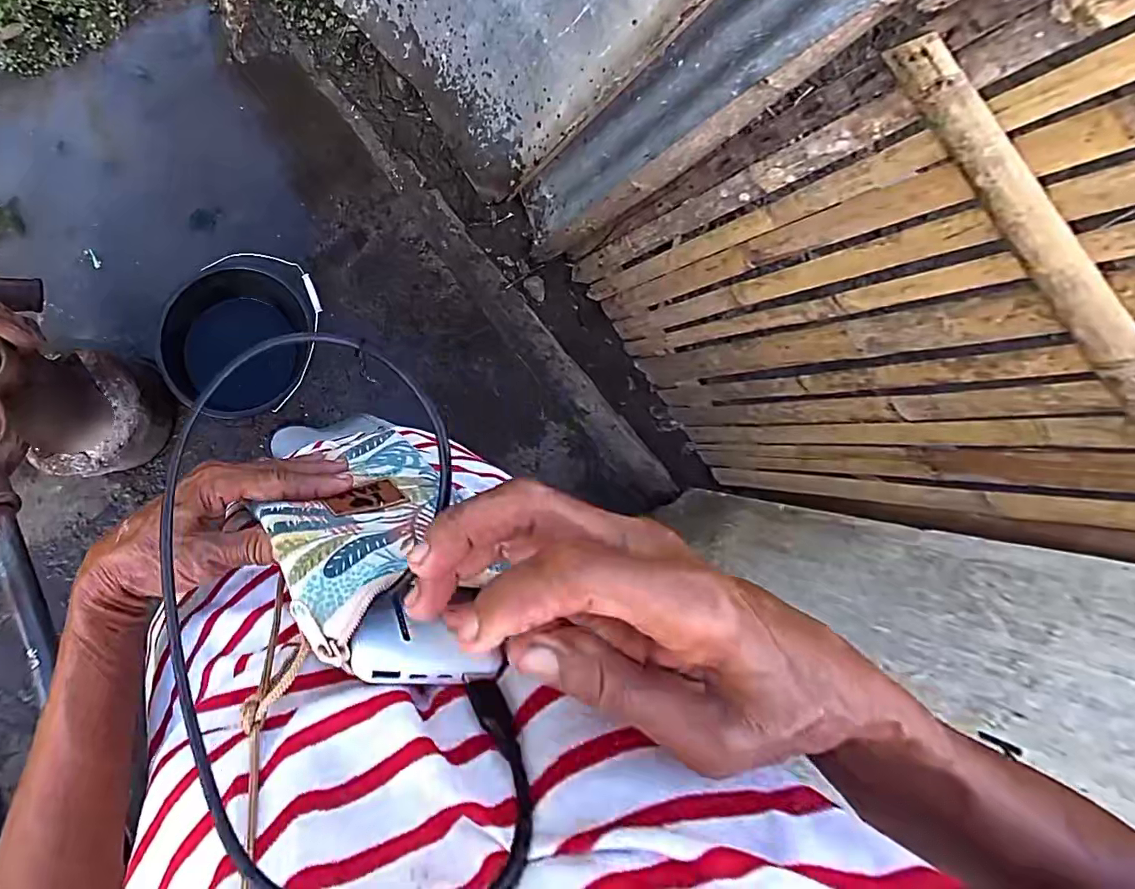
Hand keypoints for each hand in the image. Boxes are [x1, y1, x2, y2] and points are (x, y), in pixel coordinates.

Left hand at [71, 457, 351, 627]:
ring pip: (265, 477)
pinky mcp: (216, 501)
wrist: (119, 565)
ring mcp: (215, 488)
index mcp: (213, 483)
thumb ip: (246, 548)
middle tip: (347, 473)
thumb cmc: (151, 556)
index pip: (269, 479)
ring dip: (298, 477)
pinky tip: (296, 492)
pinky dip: (282, 489)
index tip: (339, 481)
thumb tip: (288, 545)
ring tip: (331, 475)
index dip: (307, 481)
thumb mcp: (202, 557)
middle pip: (271, 471)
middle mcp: (216, 478)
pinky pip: (256, 489)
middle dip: (310, 472)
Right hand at [404, 480, 929, 776]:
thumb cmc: (771, 712)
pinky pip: (529, 529)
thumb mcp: (704, 734)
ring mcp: (620, 536)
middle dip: (463, 534)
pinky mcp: (602, 544)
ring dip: (463, 534)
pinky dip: (483, 544)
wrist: (819, 677)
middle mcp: (642, 545)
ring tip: (426, 581)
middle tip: (422, 581)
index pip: (574, 571)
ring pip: (521, 506)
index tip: (469, 636)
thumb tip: (519, 649)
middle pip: (533, 506)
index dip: (511, 598)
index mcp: (682, 594)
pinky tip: (459, 578)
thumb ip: (610, 688)